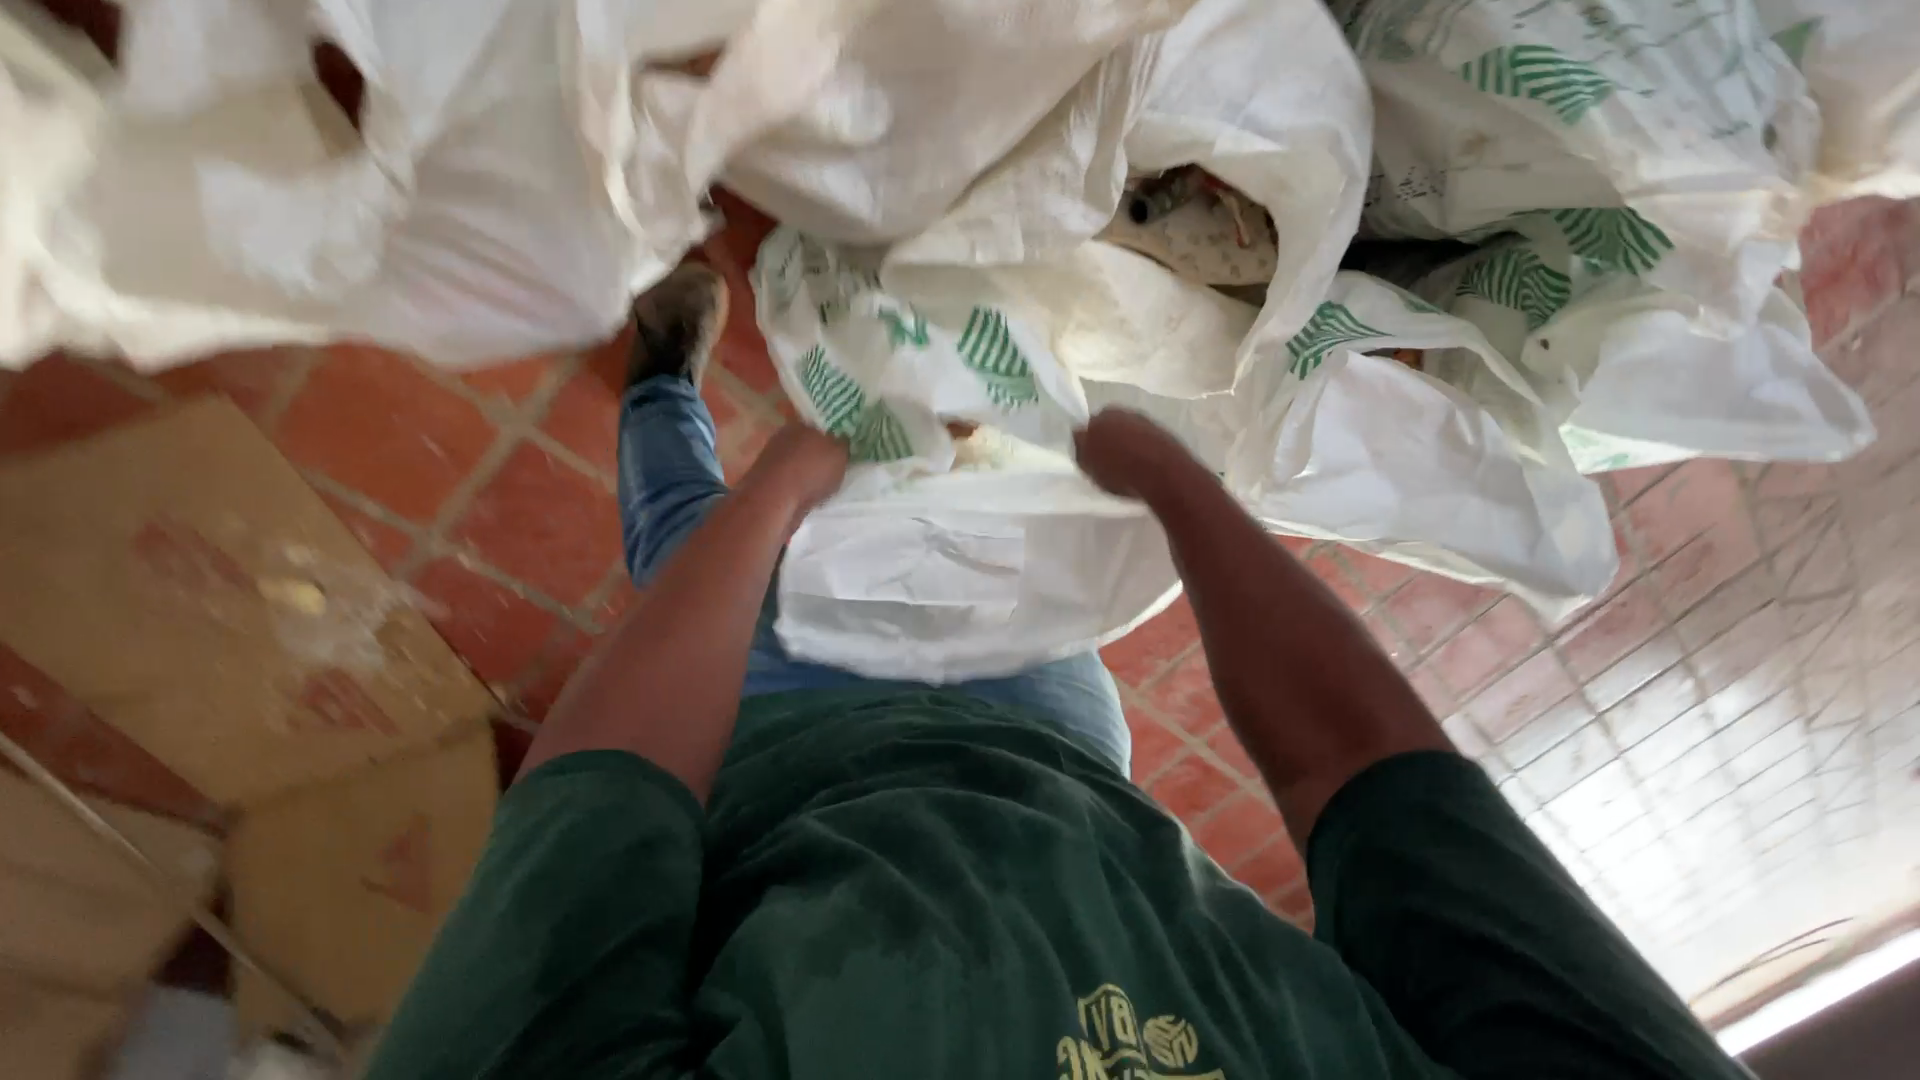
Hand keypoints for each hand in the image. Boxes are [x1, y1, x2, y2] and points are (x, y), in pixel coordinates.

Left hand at [739, 424, 849, 526]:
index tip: (839, 450)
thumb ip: (842, 445)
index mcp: (801, 424)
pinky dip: (796, 486)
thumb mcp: (840, 455)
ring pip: (795, 462)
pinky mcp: (763, 478)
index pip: (818, 426)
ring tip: (820, 486)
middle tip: (832, 469)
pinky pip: (787, 479)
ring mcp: (770, 457)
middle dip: (816, 455)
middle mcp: (782, 436)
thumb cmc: (811, 471)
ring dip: (805, 472)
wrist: (775, 499)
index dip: (830, 437)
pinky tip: (805, 496)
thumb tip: (841, 441)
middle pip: (805, 444)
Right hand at [1073, 408, 1201, 501]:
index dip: (1088, 444)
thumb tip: (1080, 437)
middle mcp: (1124, 412)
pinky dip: (1144, 451)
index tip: (1091, 460)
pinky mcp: (1165, 433)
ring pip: (1129, 432)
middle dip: (1108, 440)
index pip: (1087, 427)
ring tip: (1128, 469)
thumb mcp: (1088, 466)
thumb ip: (1081, 449)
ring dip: (1127, 445)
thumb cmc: (1119, 471)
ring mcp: (1146, 421)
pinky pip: (1147, 442)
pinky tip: (1144, 468)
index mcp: (1101, 416)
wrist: (1163, 474)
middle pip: (1110, 426)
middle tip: (1108, 464)